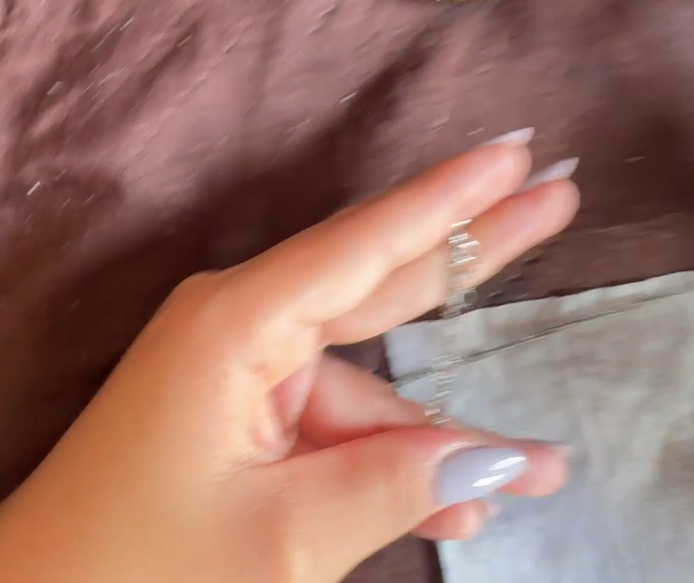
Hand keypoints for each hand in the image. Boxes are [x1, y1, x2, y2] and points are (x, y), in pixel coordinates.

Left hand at [0, 138, 578, 582]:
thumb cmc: (140, 562)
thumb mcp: (281, 535)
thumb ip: (393, 485)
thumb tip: (494, 458)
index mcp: (237, 320)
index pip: (364, 244)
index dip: (446, 199)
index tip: (510, 152)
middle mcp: (241, 319)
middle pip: (376, 275)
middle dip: (469, 247)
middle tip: (554, 194)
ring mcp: (241, 360)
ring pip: (363, 376)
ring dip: (435, 427)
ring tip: (536, 468)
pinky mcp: (240, 403)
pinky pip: (331, 416)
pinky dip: (384, 455)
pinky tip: (451, 501)